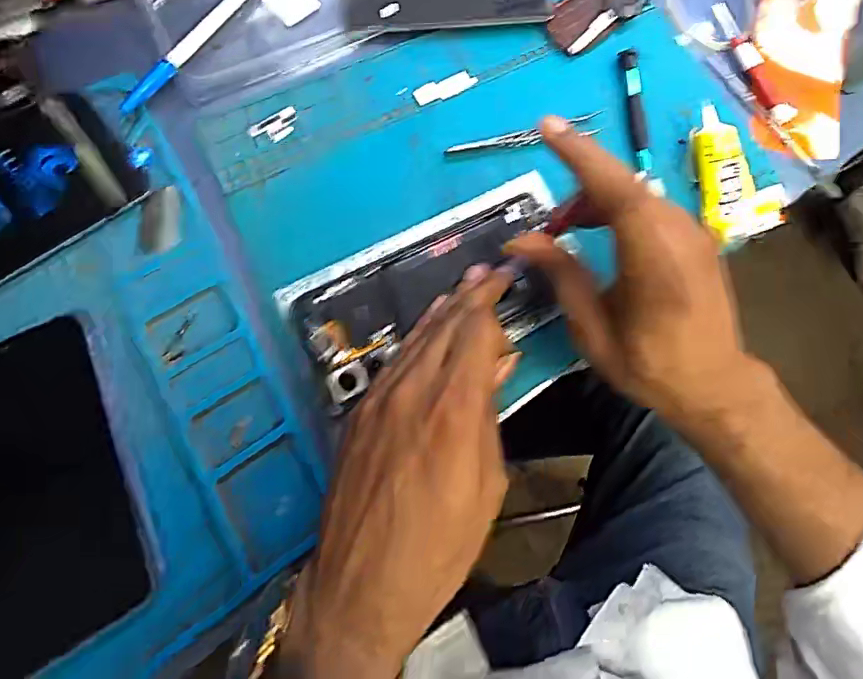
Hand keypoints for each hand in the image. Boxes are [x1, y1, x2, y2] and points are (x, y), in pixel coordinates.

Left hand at [280, 267, 520, 678]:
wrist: (357, 589)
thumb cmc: (439, 547)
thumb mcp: (485, 486)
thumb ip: (489, 416)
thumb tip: (499, 365)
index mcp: (453, 409)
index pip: (474, 331)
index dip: (491, 300)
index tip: (504, 279)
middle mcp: (414, 391)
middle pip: (445, 324)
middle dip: (470, 295)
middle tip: (487, 273)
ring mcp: (380, 399)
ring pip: (417, 336)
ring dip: (443, 309)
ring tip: (463, 287)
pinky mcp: (359, 413)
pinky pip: (395, 359)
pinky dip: (418, 336)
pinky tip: (429, 328)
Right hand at [504, 117, 758, 426]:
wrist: (717, 386)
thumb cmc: (651, 364)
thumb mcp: (594, 329)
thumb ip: (561, 274)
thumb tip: (521, 240)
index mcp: (653, 252)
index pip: (615, 187)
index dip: (580, 154)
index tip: (548, 126)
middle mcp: (678, 230)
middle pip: (624, 184)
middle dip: (581, 184)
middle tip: (552, 219)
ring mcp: (694, 231)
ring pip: (638, 193)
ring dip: (601, 198)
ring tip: (572, 228)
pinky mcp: (699, 237)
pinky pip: (654, 207)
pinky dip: (623, 209)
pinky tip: (606, 235)